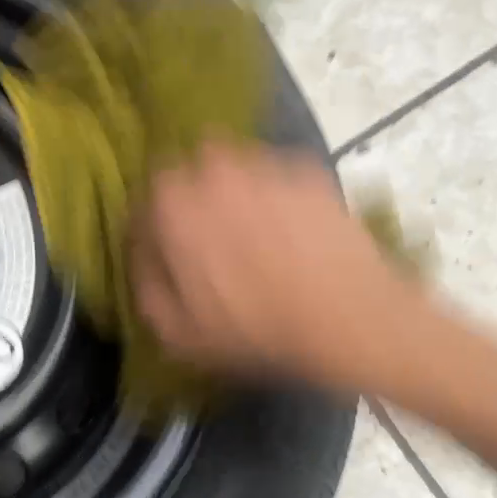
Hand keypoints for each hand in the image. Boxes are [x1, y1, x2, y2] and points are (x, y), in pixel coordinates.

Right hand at [130, 140, 417, 390]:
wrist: (356, 320)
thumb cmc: (258, 331)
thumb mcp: (179, 332)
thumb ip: (147, 289)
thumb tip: (143, 264)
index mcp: (171, 208)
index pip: (140, 206)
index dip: (149, 233)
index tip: (161, 256)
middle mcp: (211, 172)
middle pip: (184, 176)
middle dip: (189, 201)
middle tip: (204, 239)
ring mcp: (264, 165)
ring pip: (230, 169)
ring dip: (229, 193)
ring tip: (248, 232)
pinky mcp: (309, 171)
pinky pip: (275, 175)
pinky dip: (273, 195)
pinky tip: (287, 229)